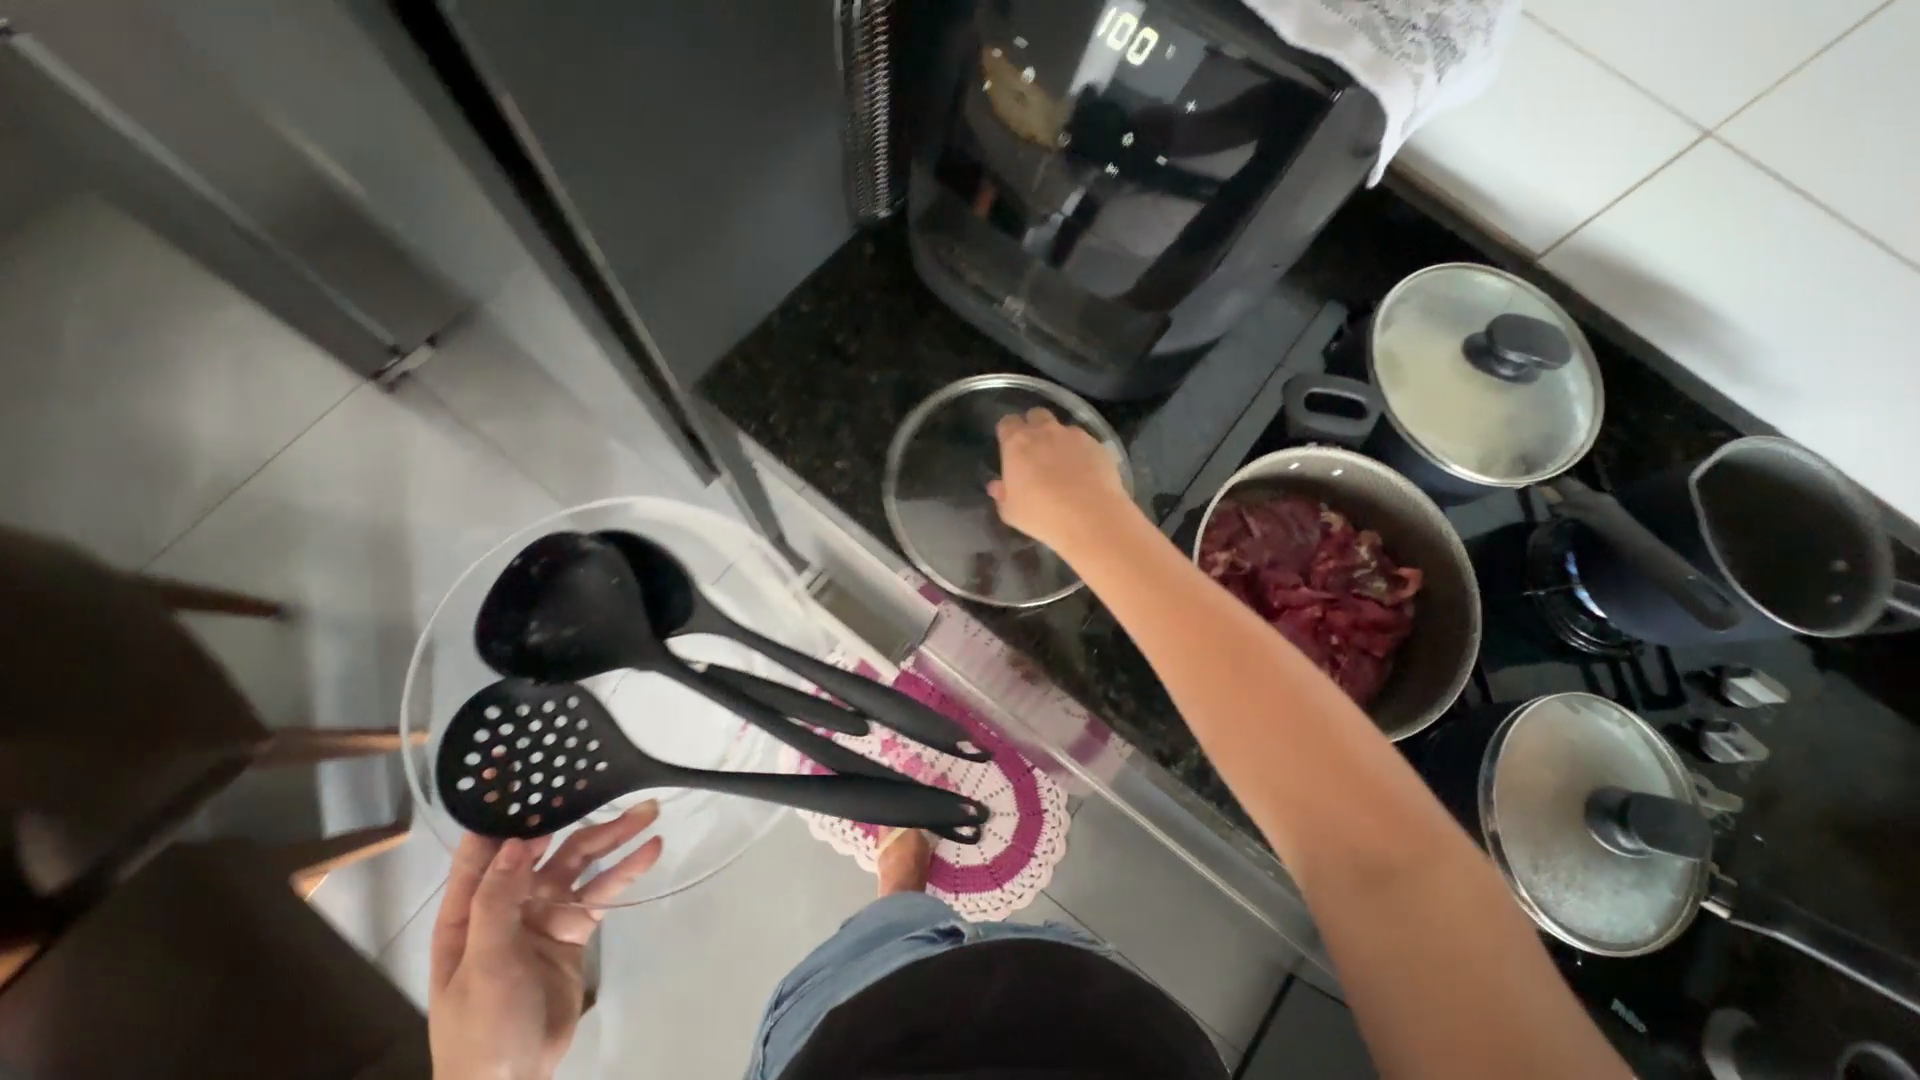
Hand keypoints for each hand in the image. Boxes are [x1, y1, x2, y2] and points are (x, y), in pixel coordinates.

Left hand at [428, 803, 663, 1079]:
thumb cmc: (480, 1025)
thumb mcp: (483, 963)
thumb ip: (498, 900)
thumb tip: (518, 841)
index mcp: (468, 910)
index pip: (484, 851)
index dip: (504, 814)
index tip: (528, 779)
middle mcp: (507, 904)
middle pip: (546, 851)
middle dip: (580, 823)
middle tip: (619, 798)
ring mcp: (543, 917)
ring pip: (579, 868)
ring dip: (612, 842)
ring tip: (648, 816)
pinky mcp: (573, 933)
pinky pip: (599, 895)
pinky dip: (623, 874)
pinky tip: (649, 853)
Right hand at [987, 407, 1134, 559]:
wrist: (1090, 517)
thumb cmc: (1042, 516)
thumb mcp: (1012, 512)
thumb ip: (1002, 495)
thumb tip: (996, 486)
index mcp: (1017, 444)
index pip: (1007, 423)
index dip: (1008, 432)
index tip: (1009, 447)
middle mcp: (1045, 432)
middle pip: (1036, 415)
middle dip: (1034, 426)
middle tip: (1036, 450)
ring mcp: (1074, 436)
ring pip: (1063, 428)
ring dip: (1060, 440)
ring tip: (1064, 464)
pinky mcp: (1098, 445)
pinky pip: (1086, 442)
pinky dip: (1082, 452)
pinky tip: (1086, 472)